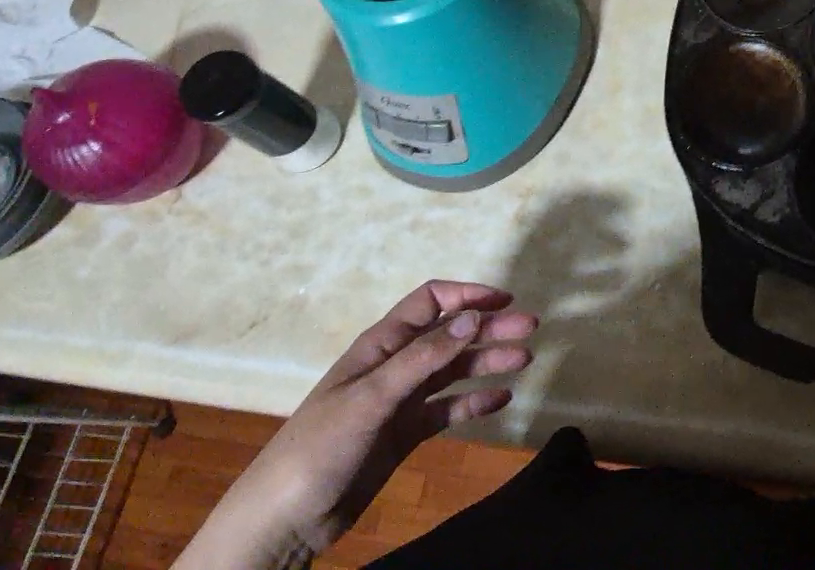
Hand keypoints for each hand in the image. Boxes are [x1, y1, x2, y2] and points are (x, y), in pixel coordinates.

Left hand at [175, 282, 538, 568]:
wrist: (284, 519)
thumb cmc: (320, 447)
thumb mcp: (372, 397)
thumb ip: (424, 356)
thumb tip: (475, 316)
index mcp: (381, 344)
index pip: (430, 302)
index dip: (467, 295)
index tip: (504, 300)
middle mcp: (395, 365)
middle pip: (450, 335)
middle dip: (489, 327)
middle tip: (530, 329)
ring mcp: (401, 400)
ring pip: (453, 370)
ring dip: (487, 361)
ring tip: (525, 360)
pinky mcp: (405, 433)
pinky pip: (447, 409)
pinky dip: (474, 401)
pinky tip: (501, 400)